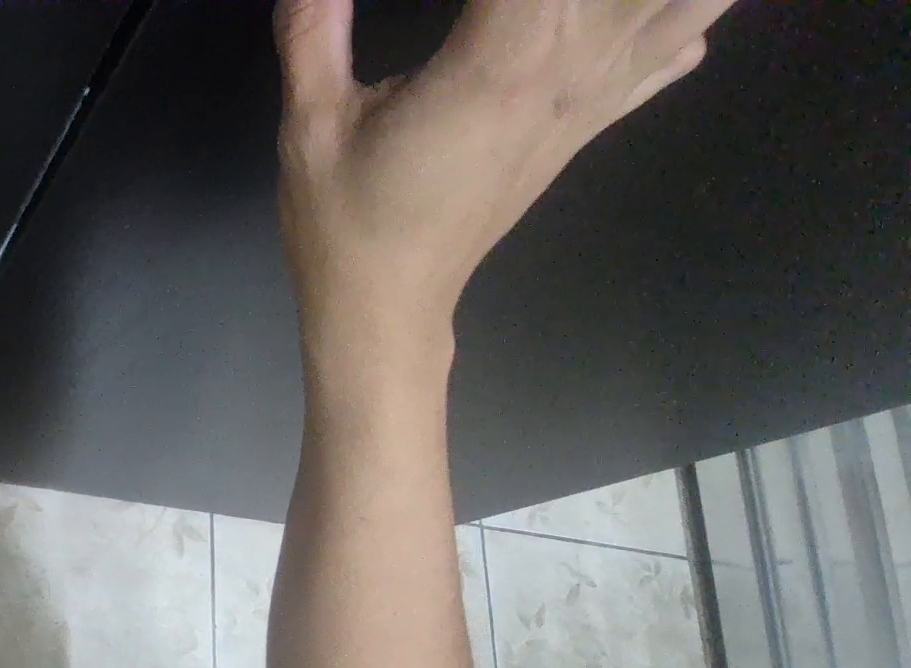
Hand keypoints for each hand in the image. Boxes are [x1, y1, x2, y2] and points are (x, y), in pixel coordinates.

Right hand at [274, 0, 734, 368]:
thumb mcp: (311, 130)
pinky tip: (660, 13)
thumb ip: (315, 35)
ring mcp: (589, 97)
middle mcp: (570, 63)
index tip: (466, 3)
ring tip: (578, 13)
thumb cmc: (342, 227)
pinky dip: (684, 15)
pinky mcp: (584, 126)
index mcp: (501, 56)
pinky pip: (672, 46)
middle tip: (505, 15)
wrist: (383, 309)